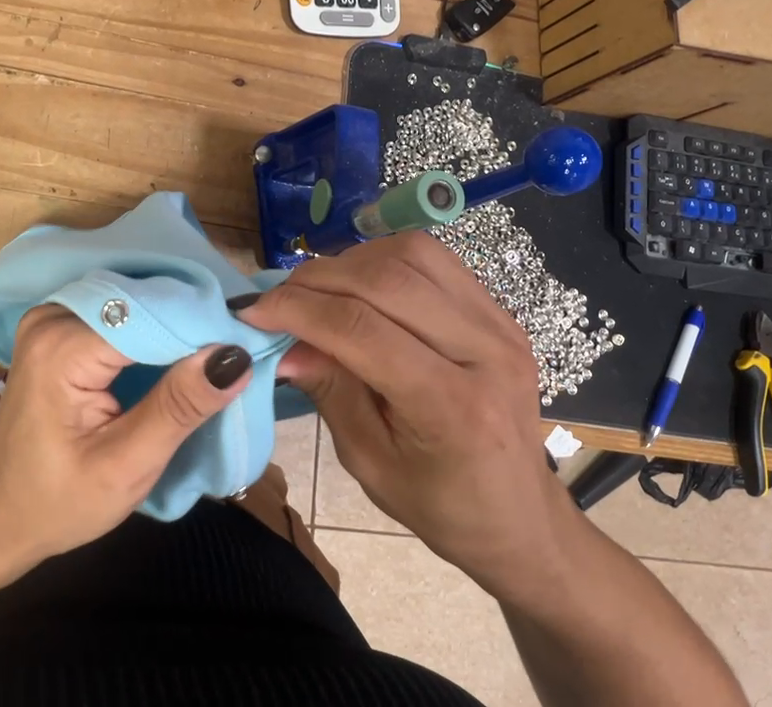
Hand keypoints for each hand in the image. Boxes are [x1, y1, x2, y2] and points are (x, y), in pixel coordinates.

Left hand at [0, 304, 252, 576]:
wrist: (0, 519)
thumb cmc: (58, 504)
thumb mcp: (126, 466)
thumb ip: (178, 407)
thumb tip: (236, 356)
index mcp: (62, 348)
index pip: (151, 314)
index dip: (204, 327)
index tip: (253, 344)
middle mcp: (53, 316)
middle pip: (142, 301)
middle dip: (193, 321)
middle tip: (247, 345)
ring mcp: (53, 318)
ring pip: (134, 304)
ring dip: (177, 323)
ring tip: (226, 345)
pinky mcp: (60, 330)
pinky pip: (119, 314)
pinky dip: (155, 329)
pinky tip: (187, 348)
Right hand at [241, 233, 579, 592]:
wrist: (520, 515)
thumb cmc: (439, 504)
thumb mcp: (368, 461)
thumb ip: (330, 391)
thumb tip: (285, 342)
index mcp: (453, 406)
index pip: (361, 328)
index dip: (297, 310)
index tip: (250, 310)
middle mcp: (486, 352)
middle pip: (385, 281)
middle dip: (316, 280)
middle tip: (276, 299)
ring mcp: (501, 324)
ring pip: (411, 255)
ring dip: (350, 263)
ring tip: (316, 291)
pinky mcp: (501, 312)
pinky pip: (433, 260)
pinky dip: (383, 261)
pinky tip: (359, 285)